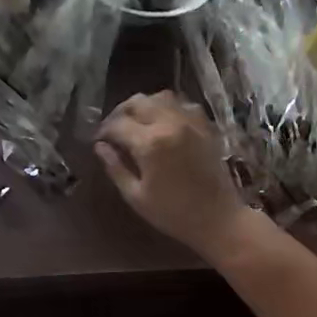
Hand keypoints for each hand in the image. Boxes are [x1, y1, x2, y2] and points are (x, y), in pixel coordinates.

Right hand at [95, 91, 254, 255]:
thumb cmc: (173, 214)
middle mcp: (170, 123)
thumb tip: (100, 147)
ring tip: (137, 123)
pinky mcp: (205, 126)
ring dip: (144, 105)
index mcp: (150, 143)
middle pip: (138, 102)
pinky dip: (168, 108)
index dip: (103, 131)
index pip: (117, 125)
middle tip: (114, 129)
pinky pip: (183, 105)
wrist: (218, 219)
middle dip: (121, 113)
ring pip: (161, 97)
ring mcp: (191, 122)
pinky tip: (163, 124)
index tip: (99, 141)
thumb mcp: (136, 196)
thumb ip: (116, 168)